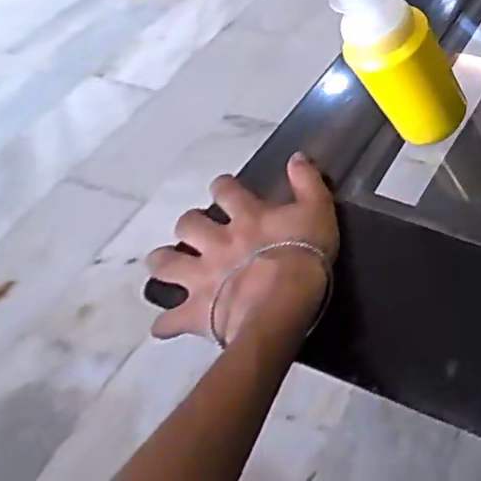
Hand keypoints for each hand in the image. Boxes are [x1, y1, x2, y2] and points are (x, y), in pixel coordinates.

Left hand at [146, 153, 338, 343]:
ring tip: (164, 263)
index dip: (222, 186)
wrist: (285, 302)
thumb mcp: (318, 208)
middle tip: (194, 229)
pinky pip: (170, 321)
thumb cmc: (305, 252)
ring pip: (167, 266)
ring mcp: (202, 277)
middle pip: (187, 225)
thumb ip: (307, 180)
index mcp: (246, 216)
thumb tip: (295, 156)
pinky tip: (167, 324)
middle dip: (187, 224)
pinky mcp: (196, 312)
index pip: (226, 191)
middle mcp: (217, 241)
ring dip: (162, 263)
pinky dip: (166, 323)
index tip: (221, 186)